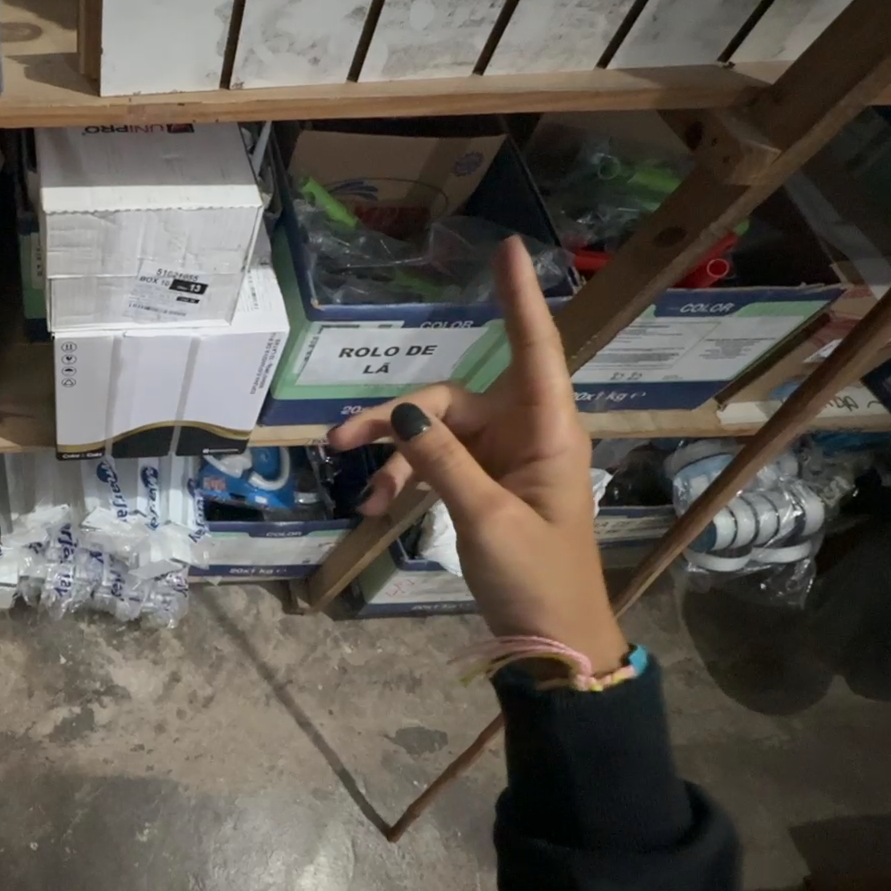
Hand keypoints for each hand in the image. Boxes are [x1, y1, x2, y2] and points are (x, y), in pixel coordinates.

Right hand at [327, 238, 627, 674]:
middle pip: (450, 402)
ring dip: (394, 463)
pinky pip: (433, 468)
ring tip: (364, 503)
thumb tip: (403, 414)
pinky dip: (403, 483)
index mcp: (547, 433)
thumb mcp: (487, 519)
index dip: (519, 301)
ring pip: (433, 437)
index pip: (533, 351)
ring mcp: (498, 463)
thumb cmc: (537, 578)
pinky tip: (376, 508)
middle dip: (395, 420)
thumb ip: (445, 463)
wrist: (550, 640)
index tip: (506, 251)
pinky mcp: (479, 488)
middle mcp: (522, 436)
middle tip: (341, 441)